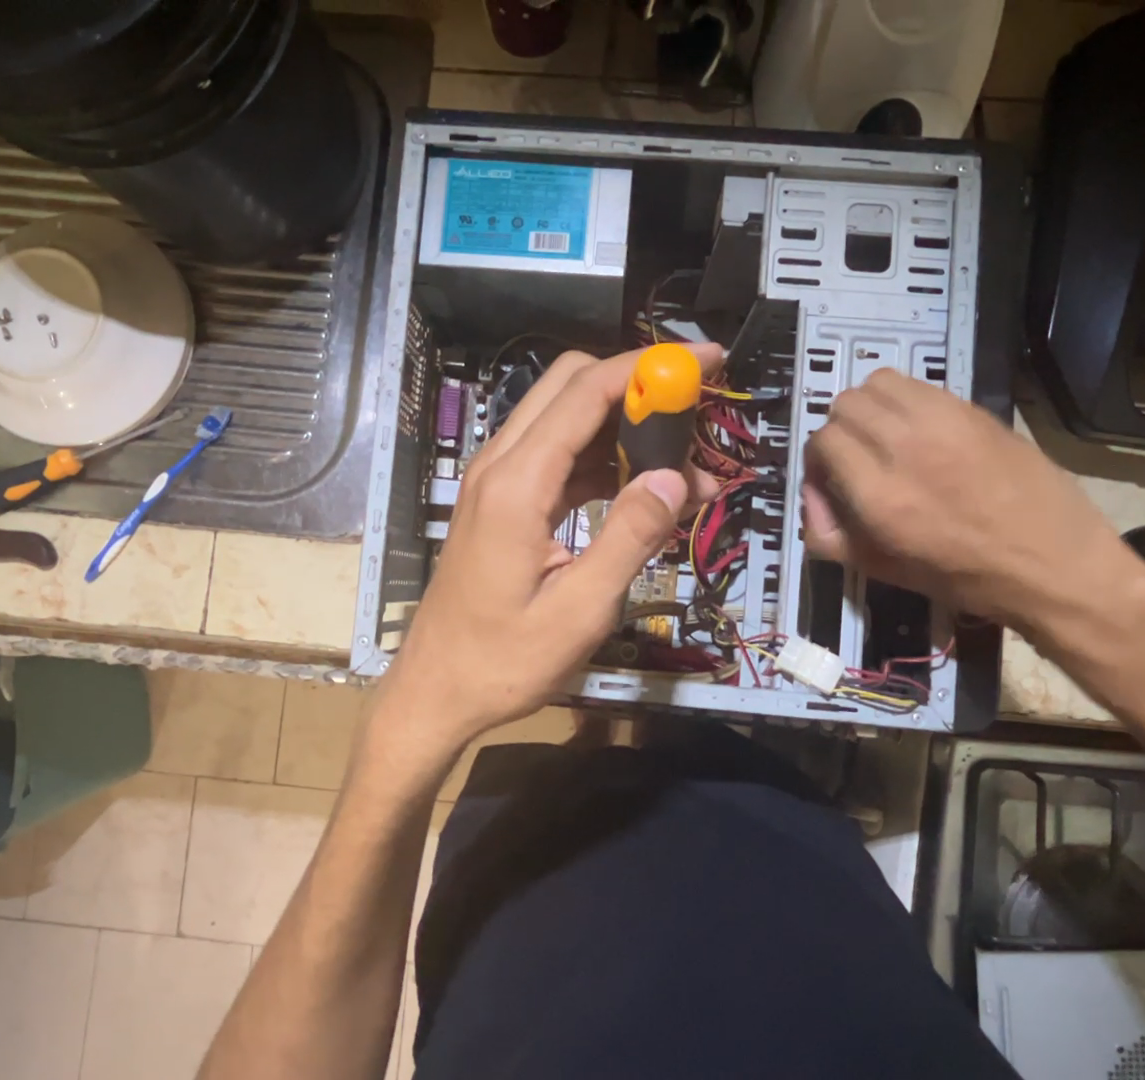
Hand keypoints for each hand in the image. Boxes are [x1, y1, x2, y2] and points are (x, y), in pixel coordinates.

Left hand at [374, 343, 724, 753]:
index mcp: (517, 484)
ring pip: (565, 417)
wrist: (437, 690)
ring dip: (625, 427)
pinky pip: (557, 456)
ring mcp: (496, 481)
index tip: (707, 363)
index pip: (587, 391)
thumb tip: (675, 475)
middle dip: (638, 385)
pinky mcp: (502, 502)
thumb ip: (629, 537)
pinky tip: (644, 491)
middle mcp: (501, 465)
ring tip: (686, 466)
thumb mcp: (580, 611)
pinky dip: (602, 459)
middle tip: (697, 414)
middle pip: (570, 385)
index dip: (650, 367)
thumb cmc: (504, 662)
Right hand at [801, 370, 1144, 636]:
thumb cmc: (965, 578)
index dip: (818, 459)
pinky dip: (904, 400)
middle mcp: (904, 449)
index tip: (831, 478)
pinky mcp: (973, 411)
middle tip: (856, 457)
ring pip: (877, 384)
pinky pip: (918, 385)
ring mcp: (942, 423)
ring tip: (883, 435)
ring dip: (869, 406)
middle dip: (840, 429)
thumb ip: (829, 535)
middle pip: (845, 405)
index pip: (823, 442)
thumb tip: (812, 497)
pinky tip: (918, 429)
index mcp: (879, 497)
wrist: (1054, 564)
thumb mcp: (882, 570)